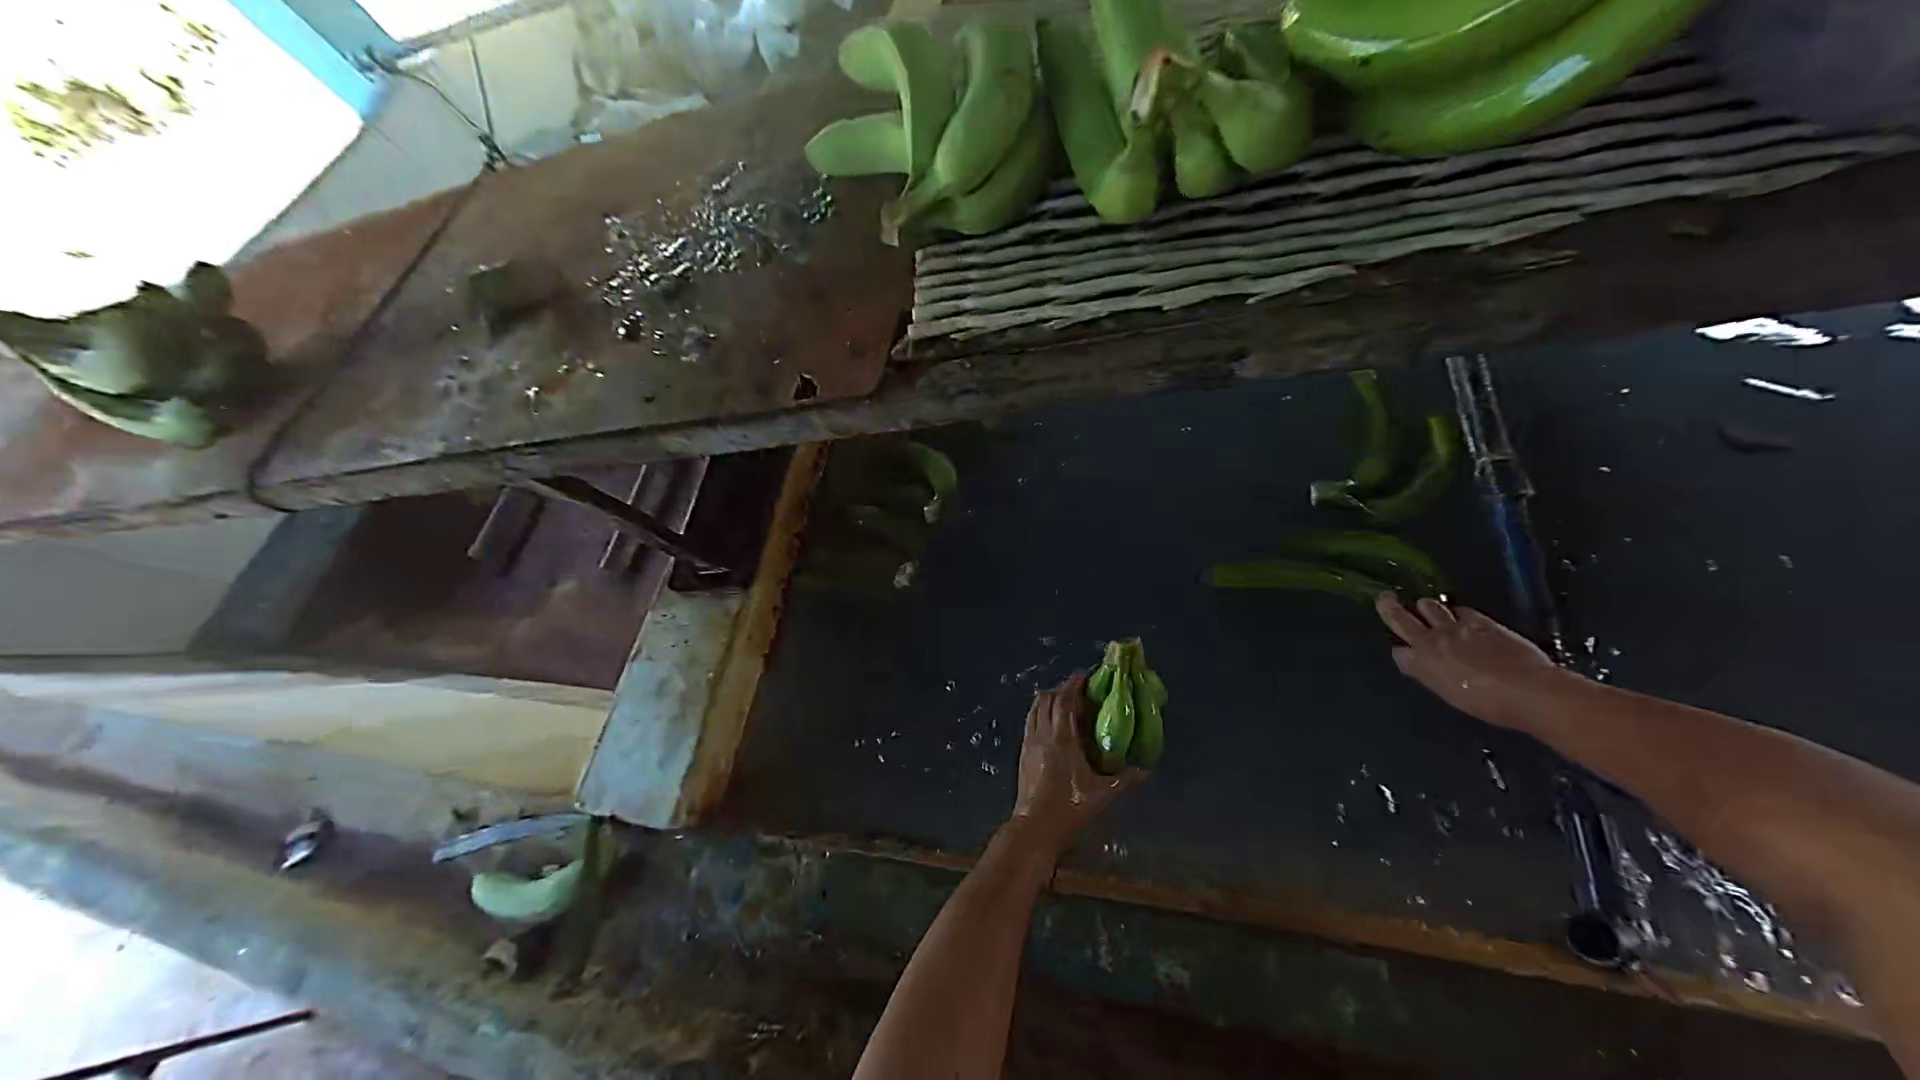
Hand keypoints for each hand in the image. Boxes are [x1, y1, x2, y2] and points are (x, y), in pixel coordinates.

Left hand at [1007, 673, 1144, 857]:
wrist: (1035, 827)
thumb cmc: (1069, 808)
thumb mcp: (1102, 793)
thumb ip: (1124, 779)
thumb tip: (1145, 771)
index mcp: (1061, 738)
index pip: (1063, 701)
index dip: (1072, 685)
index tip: (1084, 676)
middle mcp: (1042, 734)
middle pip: (1046, 700)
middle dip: (1061, 690)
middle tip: (1078, 691)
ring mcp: (1029, 743)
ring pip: (1034, 709)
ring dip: (1048, 701)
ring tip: (1064, 704)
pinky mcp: (1022, 753)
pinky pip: (1030, 723)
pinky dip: (1040, 714)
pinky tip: (1051, 724)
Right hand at [1375, 594, 1564, 729]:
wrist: (1530, 692)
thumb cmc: (1490, 704)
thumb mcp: (1450, 695)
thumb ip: (1431, 676)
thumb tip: (1423, 667)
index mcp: (1421, 664)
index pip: (1398, 651)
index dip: (1399, 649)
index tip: (1403, 650)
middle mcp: (1432, 641)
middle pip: (1400, 618)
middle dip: (1389, 606)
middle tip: (1385, 598)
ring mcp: (1455, 628)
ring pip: (1429, 606)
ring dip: (1426, 606)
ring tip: (1426, 606)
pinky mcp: (1479, 621)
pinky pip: (1460, 609)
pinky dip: (1456, 612)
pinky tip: (1460, 616)